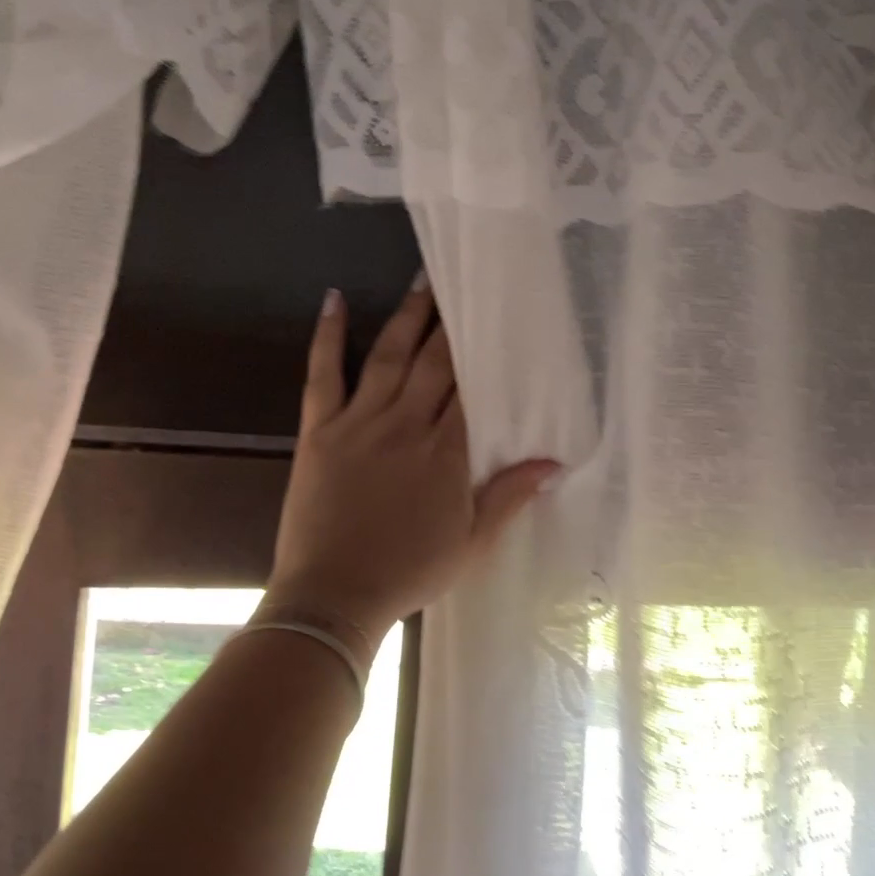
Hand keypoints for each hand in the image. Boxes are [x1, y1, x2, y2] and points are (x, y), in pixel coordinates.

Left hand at [265, 280, 560, 634]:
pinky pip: (324, 374)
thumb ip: (510, 497)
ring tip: (423, 279)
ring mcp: (360, 422)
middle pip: (435, 362)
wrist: (333, 596)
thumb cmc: (409, 571)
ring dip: (407, 315)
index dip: (485, 351)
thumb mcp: (473, 543)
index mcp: (446, 452)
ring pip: (389, 356)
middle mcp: (407, 424)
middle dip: (452, 321)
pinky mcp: (320, 430)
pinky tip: (334, 300)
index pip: (471, 388)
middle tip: (465, 281)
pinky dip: (328, 337)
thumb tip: (554, 463)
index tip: (498, 318)